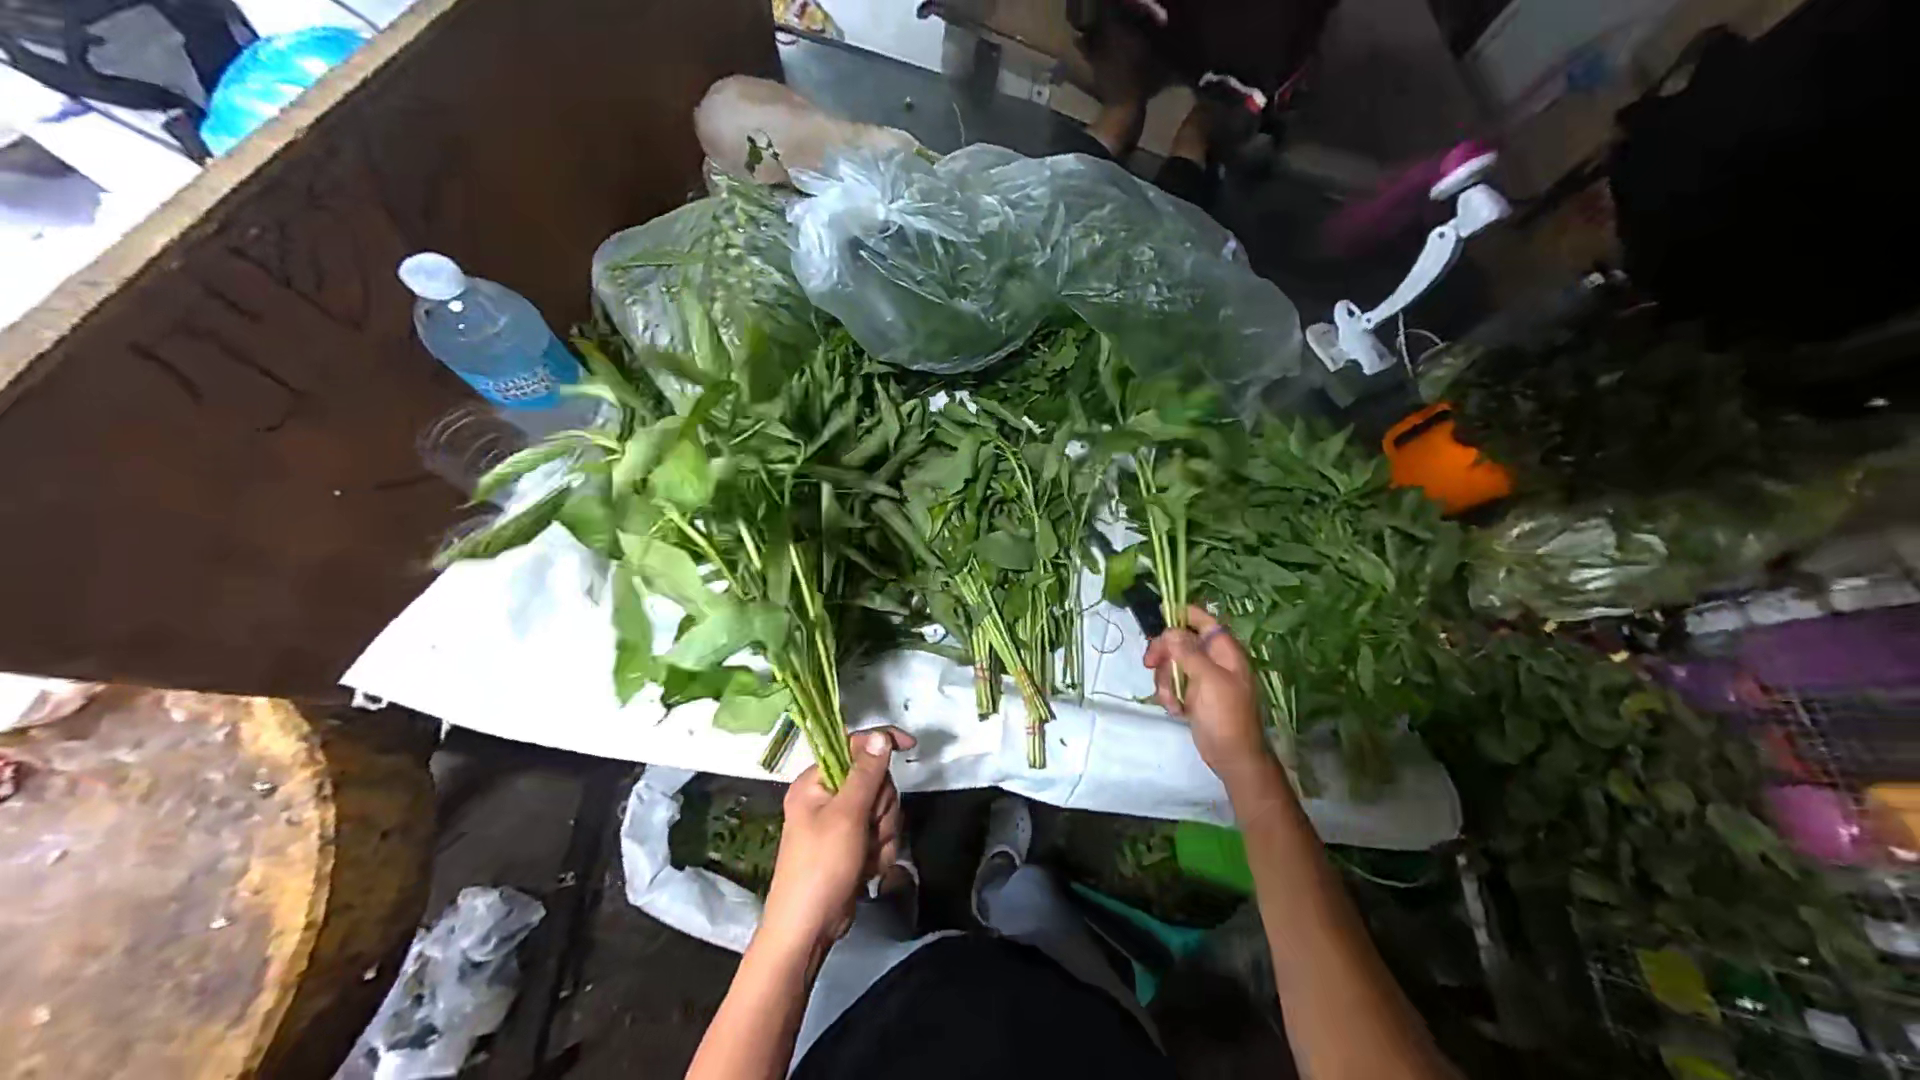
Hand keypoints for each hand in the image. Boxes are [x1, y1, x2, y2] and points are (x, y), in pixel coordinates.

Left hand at [759, 727, 915, 957]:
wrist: (808, 929)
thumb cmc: (821, 867)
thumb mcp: (846, 815)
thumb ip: (866, 773)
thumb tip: (880, 736)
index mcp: (816, 782)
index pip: (854, 746)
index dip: (882, 744)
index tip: (911, 747)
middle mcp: (827, 797)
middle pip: (876, 780)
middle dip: (882, 807)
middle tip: (870, 829)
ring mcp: (841, 823)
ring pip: (882, 809)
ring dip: (883, 833)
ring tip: (867, 855)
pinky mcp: (852, 845)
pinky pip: (880, 834)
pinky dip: (881, 850)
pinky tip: (869, 869)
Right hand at [1143, 606, 1274, 792]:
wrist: (1232, 756)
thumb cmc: (1226, 715)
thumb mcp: (1209, 680)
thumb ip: (1188, 652)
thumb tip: (1170, 631)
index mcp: (1225, 652)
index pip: (1204, 621)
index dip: (1183, 614)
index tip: (1159, 615)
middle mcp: (1213, 660)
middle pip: (1180, 642)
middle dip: (1164, 654)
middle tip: (1149, 663)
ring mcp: (1202, 678)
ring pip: (1171, 664)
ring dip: (1164, 681)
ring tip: (1171, 702)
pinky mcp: (1192, 695)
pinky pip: (1172, 684)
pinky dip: (1168, 695)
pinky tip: (1175, 710)